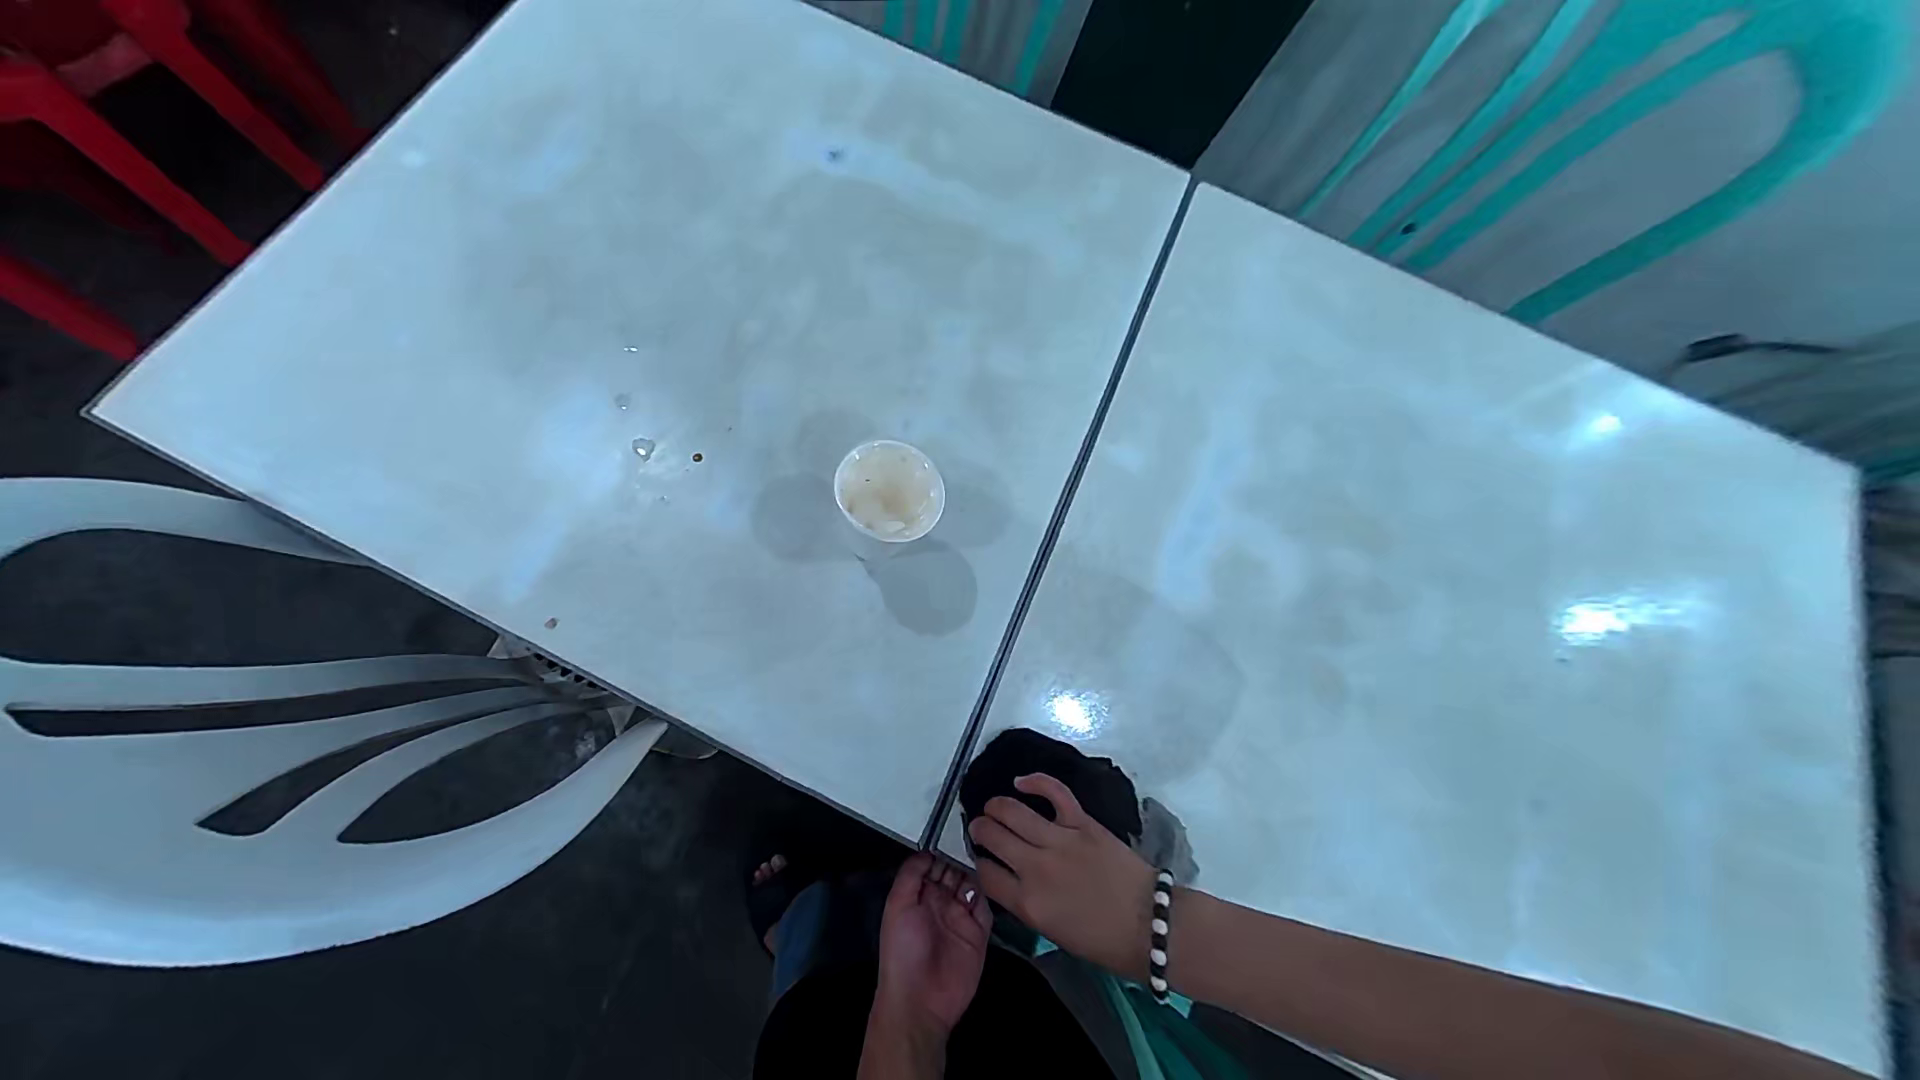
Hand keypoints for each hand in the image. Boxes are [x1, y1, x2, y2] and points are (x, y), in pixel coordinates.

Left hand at [874, 852, 992, 1037]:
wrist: (920, 1000)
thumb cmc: (903, 951)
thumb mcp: (897, 906)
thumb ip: (911, 874)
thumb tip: (927, 849)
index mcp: (920, 894)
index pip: (934, 863)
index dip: (942, 848)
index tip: (953, 831)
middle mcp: (941, 902)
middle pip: (956, 870)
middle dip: (962, 856)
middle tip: (973, 841)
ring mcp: (961, 917)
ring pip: (973, 885)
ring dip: (976, 873)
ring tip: (981, 860)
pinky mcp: (979, 933)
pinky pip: (987, 908)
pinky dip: (987, 896)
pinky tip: (987, 885)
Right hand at [968, 773, 1157, 979]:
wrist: (1149, 925)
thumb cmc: (1103, 940)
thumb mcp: (1053, 932)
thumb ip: (1026, 903)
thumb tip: (1010, 879)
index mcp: (1028, 904)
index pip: (985, 874)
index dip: (978, 863)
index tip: (981, 859)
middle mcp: (1037, 868)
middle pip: (992, 836)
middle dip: (980, 829)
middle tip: (980, 827)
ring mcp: (1060, 840)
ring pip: (1012, 810)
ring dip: (996, 806)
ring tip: (993, 807)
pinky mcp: (1082, 822)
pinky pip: (1053, 791)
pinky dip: (1035, 781)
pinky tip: (1021, 782)